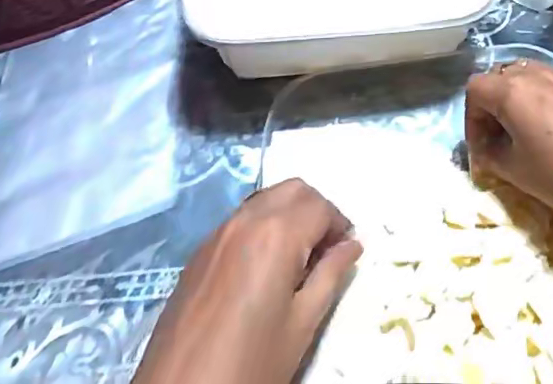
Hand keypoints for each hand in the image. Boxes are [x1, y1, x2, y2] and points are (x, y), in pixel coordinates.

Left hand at [132, 179, 362, 383]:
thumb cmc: (251, 362)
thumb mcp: (301, 325)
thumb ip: (330, 276)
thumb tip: (352, 246)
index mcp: (277, 233)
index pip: (321, 206)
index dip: (340, 224)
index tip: (346, 251)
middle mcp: (247, 218)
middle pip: (294, 190)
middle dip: (317, 210)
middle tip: (326, 250)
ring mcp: (219, 230)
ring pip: (266, 198)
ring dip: (289, 213)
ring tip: (298, 257)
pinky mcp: (201, 248)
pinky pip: (241, 218)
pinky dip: (263, 224)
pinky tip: (265, 265)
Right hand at [465, 60, 552, 240]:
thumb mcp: (516, 171)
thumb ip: (491, 154)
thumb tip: (486, 150)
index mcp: (509, 89)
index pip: (474, 90)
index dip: (471, 120)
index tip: (482, 150)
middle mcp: (531, 72)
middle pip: (496, 79)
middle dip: (490, 108)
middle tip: (498, 142)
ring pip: (522, 78)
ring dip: (513, 101)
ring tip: (524, 135)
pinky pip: (547, 84)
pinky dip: (538, 100)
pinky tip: (552, 132)